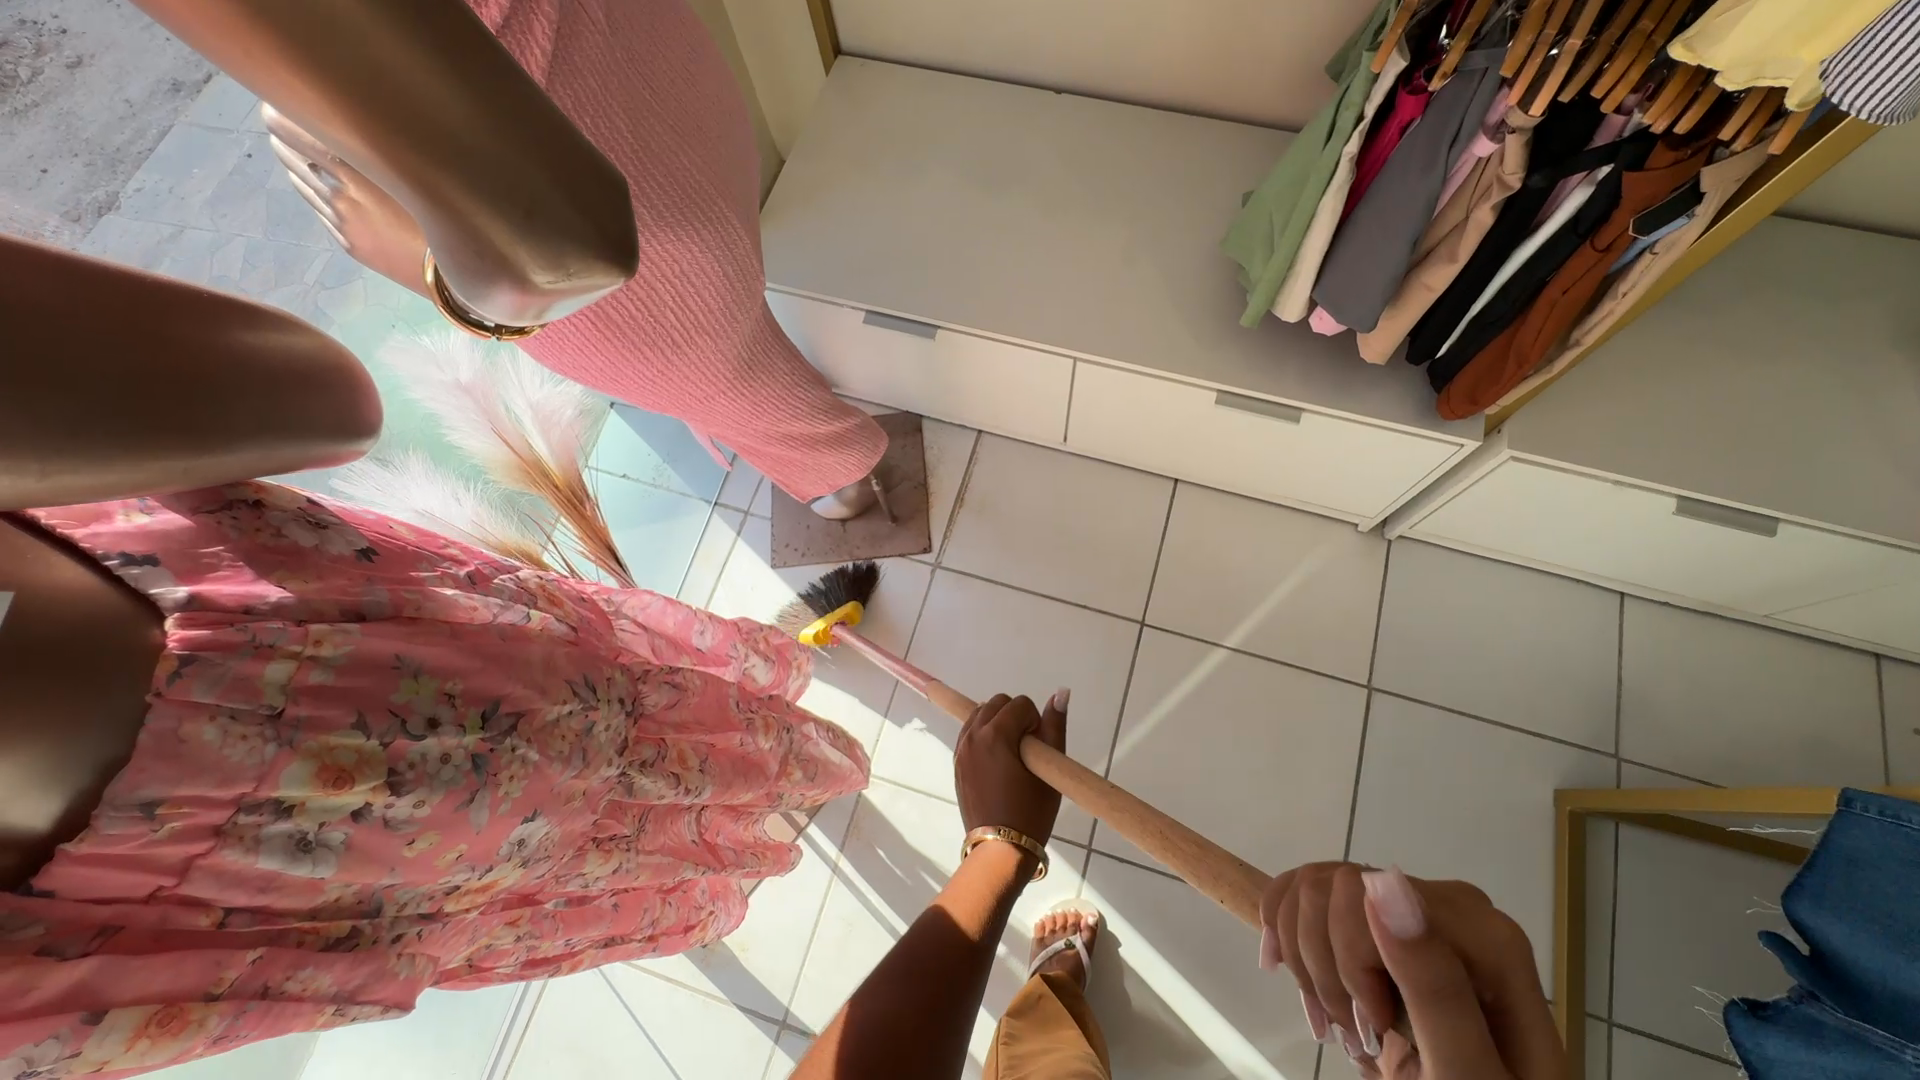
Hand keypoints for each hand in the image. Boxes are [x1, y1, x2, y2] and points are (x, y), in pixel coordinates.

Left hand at [263, 106, 429, 295]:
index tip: (275, 104)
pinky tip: (321, 188)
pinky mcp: (348, 244)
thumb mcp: (415, 180)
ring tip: (295, 151)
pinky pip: (320, 211)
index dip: (281, 118)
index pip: (298, 135)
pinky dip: (315, 194)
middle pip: (295, 159)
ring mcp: (342, 224)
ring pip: (304, 185)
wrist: (454, 279)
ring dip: (297, 165)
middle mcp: (342, 198)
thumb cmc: (445, 223)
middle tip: (283, 122)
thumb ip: (380, 157)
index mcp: (359, 176)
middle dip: (286, 139)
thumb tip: (355, 135)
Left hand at [955, 691, 1066, 846]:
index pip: (1020, 704)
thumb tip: (1061, 693)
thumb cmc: (1031, 812)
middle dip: (1015, 717)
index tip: (1038, 748)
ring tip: (1012, 755)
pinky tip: (998, 762)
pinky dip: (984, 736)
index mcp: (995, 735)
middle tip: (1027, 749)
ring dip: (998, 723)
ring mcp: (961, 750)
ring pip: (980, 715)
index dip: (1035, 721)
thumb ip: (1054, 727)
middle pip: (997, 703)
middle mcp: (973, 736)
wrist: (1000, 849)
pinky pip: (970, 733)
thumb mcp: (1049, 770)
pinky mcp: (957, 763)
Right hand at [1260, 863, 1563, 1078]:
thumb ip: (1433, 985)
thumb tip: (1383, 883)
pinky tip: (1297, 976)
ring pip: (1311, 886)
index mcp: (1480, 932)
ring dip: (1304, 957)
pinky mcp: (1382, 912)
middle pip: (1333, 887)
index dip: (1351, 961)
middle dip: (1323, 963)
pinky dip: (1284, 933)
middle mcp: (1447, 903)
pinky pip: (1304, 888)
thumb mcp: (1465, 1072)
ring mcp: (1412, 904)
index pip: (1367, 897)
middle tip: (1350, 1031)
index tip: (1372, 1027)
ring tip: (1334, 1019)